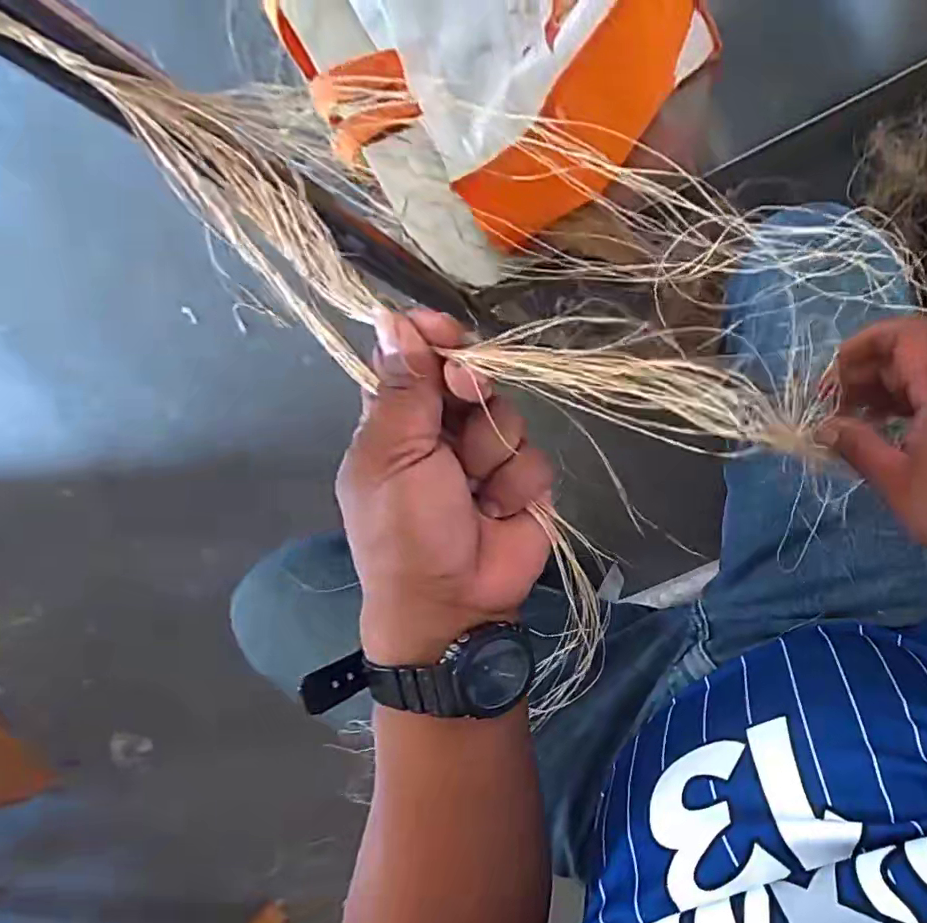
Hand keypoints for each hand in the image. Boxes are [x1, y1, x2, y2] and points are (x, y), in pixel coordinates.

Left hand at [337, 310, 553, 665]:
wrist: (456, 598)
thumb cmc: (405, 529)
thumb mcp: (392, 455)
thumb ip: (403, 389)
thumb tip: (393, 320)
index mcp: (397, 422)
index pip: (414, 360)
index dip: (431, 340)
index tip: (445, 329)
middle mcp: (445, 433)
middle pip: (469, 380)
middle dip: (470, 388)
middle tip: (463, 395)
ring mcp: (489, 458)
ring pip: (508, 417)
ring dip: (491, 452)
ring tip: (474, 491)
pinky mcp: (526, 483)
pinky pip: (534, 459)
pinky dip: (517, 485)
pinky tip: (499, 511)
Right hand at [820, 315, 926, 563]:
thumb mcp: (894, 479)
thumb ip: (857, 445)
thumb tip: (824, 428)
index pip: (905, 334)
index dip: (865, 342)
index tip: (836, 373)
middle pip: (906, 352)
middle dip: (864, 369)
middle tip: (834, 403)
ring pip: (915, 374)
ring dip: (878, 387)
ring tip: (848, 417)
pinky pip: (926, 394)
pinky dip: (896, 402)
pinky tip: (875, 427)